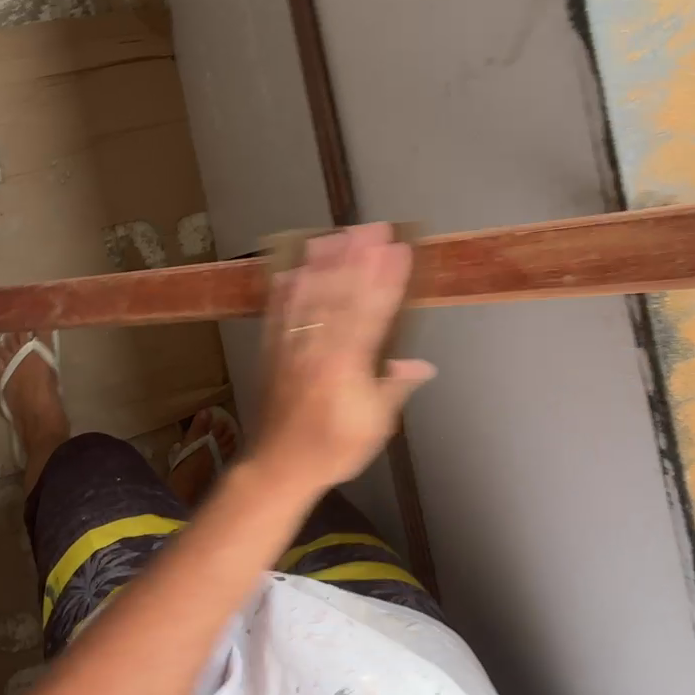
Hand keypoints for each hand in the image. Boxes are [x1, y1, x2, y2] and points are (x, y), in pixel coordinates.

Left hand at [251, 224, 436, 493]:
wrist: (279, 466)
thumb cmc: (333, 448)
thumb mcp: (375, 425)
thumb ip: (394, 388)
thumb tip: (423, 365)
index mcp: (347, 365)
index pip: (371, 312)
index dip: (386, 279)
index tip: (398, 250)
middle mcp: (318, 349)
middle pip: (339, 295)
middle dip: (356, 258)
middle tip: (370, 227)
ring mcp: (291, 347)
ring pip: (307, 297)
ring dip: (322, 264)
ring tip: (333, 235)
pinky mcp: (271, 352)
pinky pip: (277, 314)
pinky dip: (285, 290)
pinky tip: (291, 270)